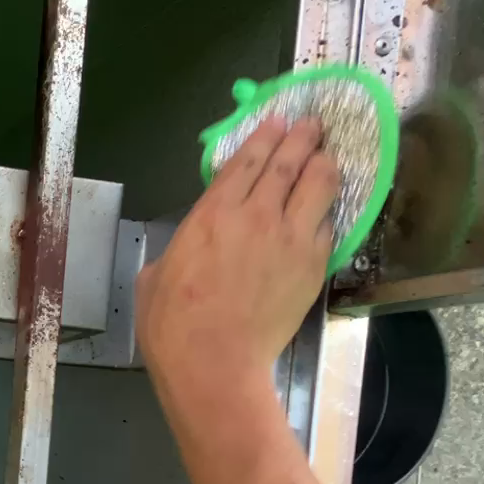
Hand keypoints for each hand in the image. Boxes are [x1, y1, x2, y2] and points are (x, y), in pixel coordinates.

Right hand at [137, 117, 338, 403]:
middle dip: (303, 137)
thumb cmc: (170, 325)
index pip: (247, 160)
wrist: (213, 362)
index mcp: (212, 215)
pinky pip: (329, 223)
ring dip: (325, 163)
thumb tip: (192, 247)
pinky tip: (324, 209)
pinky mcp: (314, 263)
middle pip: (290, 161)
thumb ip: (180, 249)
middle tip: (312, 125)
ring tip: (326, 156)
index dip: (265, 136)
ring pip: (322, 183)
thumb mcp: (154, 277)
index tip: (277, 121)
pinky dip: (327, 209)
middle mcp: (257, 215)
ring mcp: (292, 237)